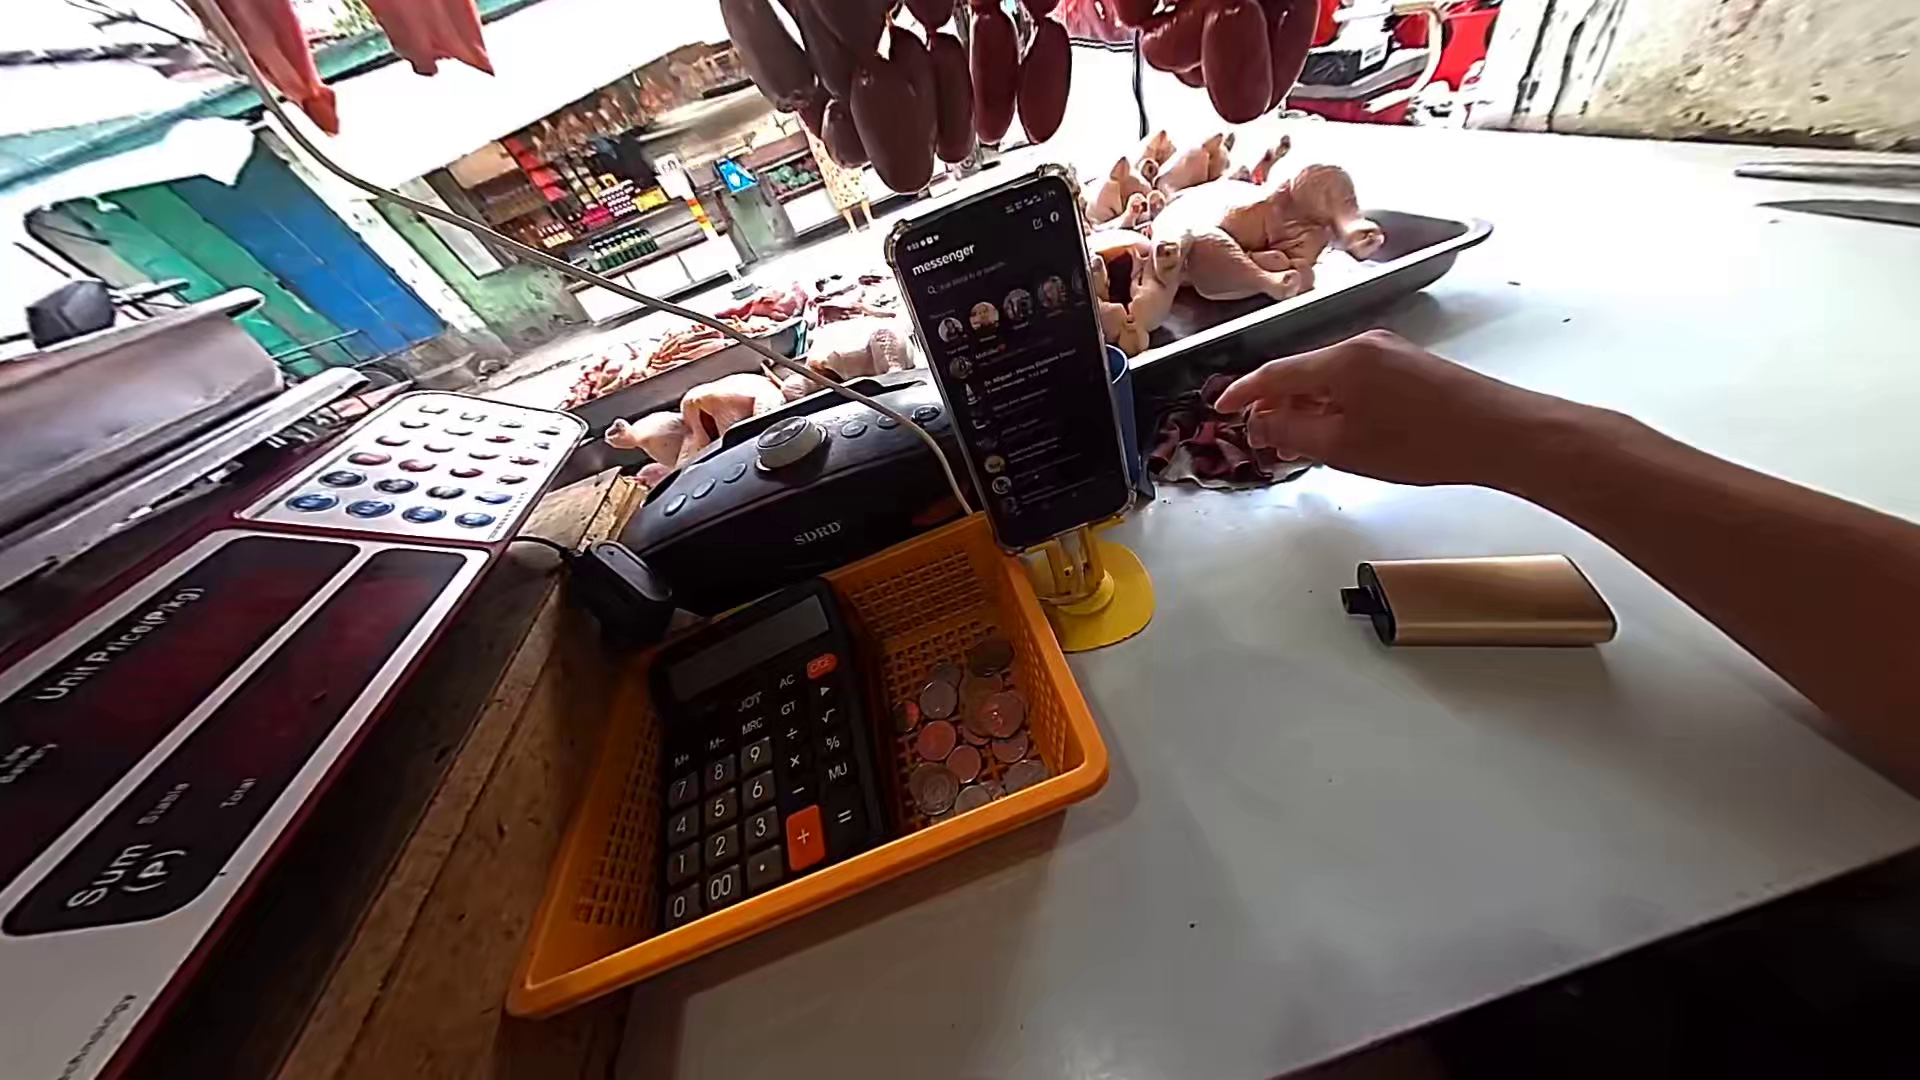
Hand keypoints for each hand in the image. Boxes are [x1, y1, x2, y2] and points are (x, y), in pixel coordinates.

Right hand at [1213, 330, 1588, 489]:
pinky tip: (1329, 430)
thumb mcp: (1339, 446)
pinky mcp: (1406, 366)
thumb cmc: (1420, 443)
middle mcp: (1361, 346)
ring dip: (1301, 407)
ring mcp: (1387, 353)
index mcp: (1340, 361)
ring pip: (1324, 379)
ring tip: (1292, 441)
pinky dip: (1329, 404)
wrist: (1506, 435)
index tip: (1219, 409)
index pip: (1273, 373)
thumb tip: (1259, 423)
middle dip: (1272, 405)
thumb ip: (1289, 431)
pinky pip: (1350, 382)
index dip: (1241, 393)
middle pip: (1298, 373)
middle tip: (1259, 438)